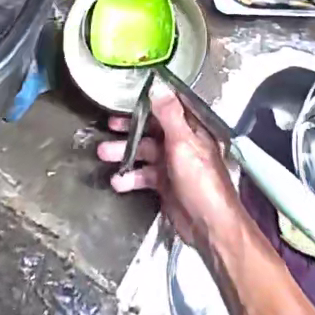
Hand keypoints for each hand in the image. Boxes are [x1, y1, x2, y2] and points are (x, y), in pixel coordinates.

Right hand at [98, 84, 245, 248]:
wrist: (209, 225)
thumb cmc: (204, 185)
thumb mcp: (184, 144)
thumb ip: (170, 116)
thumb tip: (160, 89)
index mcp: (192, 131)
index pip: (170, 109)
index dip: (150, 103)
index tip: (130, 98)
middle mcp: (184, 145)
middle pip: (153, 130)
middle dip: (131, 128)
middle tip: (111, 126)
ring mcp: (174, 165)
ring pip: (145, 153)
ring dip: (125, 153)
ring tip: (105, 153)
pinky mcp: (167, 185)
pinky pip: (144, 176)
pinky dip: (130, 178)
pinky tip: (119, 181)